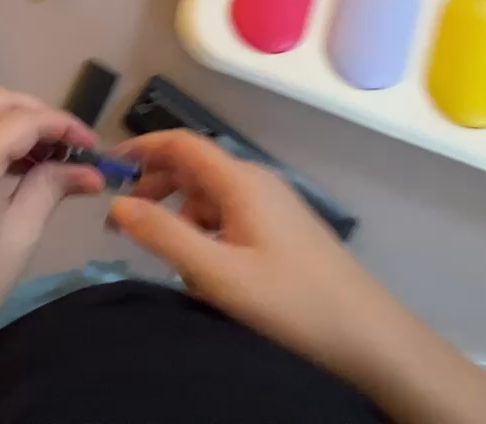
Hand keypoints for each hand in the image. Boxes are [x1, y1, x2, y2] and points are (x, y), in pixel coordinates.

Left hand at [0, 88, 105, 354]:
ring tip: (49, 157)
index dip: (64, 126)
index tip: (93, 147)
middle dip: (39, 114)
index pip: (25, 120)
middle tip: (70, 147)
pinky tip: (17, 163)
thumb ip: (52, 188)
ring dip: (15, 121)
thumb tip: (91, 172)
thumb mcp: (20, 235)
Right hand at [108, 130, 414, 381]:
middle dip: (155, 184)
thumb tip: (117, 203)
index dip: (142, 147)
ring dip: (179, 211)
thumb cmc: (293, 303)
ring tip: (164, 251)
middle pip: (193, 167)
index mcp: (240, 181)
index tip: (108, 165)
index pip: (180, 143)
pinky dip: (204, 228)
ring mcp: (273, 206)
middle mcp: (256, 182)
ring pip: (210, 194)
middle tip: (125, 217)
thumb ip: (163, 235)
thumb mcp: (218, 274)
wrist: (377, 343)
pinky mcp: (283, 230)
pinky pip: (229, 214)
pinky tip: (203, 267)